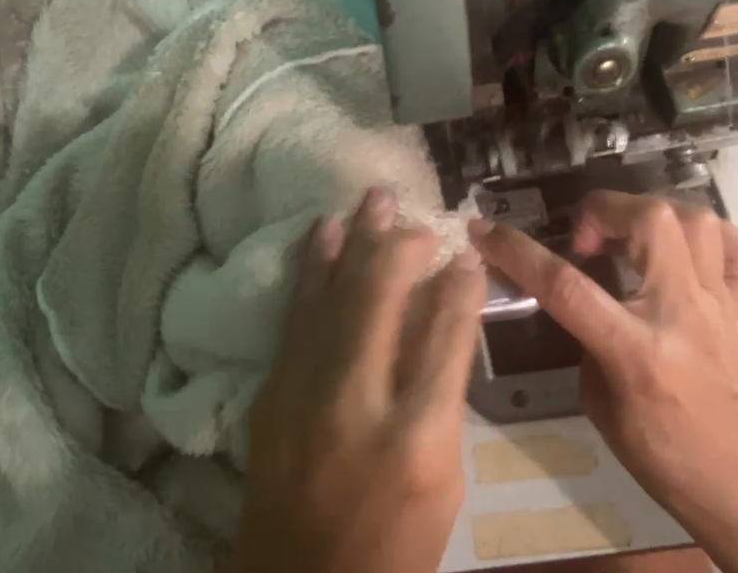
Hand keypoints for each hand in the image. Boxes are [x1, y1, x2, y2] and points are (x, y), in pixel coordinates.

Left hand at [233, 189, 486, 572]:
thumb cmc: (395, 540)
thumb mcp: (445, 478)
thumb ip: (443, 394)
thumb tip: (442, 314)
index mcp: (417, 437)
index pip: (444, 336)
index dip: (458, 286)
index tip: (467, 254)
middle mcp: (357, 403)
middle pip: (381, 299)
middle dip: (402, 246)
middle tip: (418, 217)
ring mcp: (303, 392)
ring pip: (333, 294)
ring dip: (354, 240)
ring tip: (373, 197)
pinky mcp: (270, 390)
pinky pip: (295, 313)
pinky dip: (310, 268)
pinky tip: (320, 234)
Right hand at [470, 192, 737, 572]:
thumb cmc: (665, 460)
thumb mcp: (600, 406)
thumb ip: (586, 344)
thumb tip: (577, 306)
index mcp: (636, 350)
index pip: (566, 285)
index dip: (517, 251)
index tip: (483, 230)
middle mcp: (681, 314)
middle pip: (650, 222)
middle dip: (602, 209)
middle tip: (582, 240)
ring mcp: (717, 306)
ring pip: (694, 220)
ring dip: (649, 213)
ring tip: (625, 238)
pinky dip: (710, 239)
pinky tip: (681, 254)